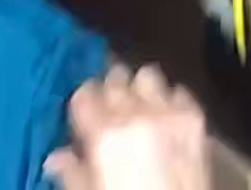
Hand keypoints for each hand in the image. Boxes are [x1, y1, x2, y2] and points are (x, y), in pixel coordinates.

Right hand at [46, 64, 209, 189]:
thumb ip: (73, 175)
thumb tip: (55, 157)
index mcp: (106, 137)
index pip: (86, 94)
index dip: (83, 100)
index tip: (83, 110)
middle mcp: (137, 113)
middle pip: (117, 78)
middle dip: (111, 89)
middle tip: (110, 108)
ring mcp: (169, 110)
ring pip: (148, 75)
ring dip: (140, 88)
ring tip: (139, 109)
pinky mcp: (195, 115)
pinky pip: (177, 90)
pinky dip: (169, 100)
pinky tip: (165, 120)